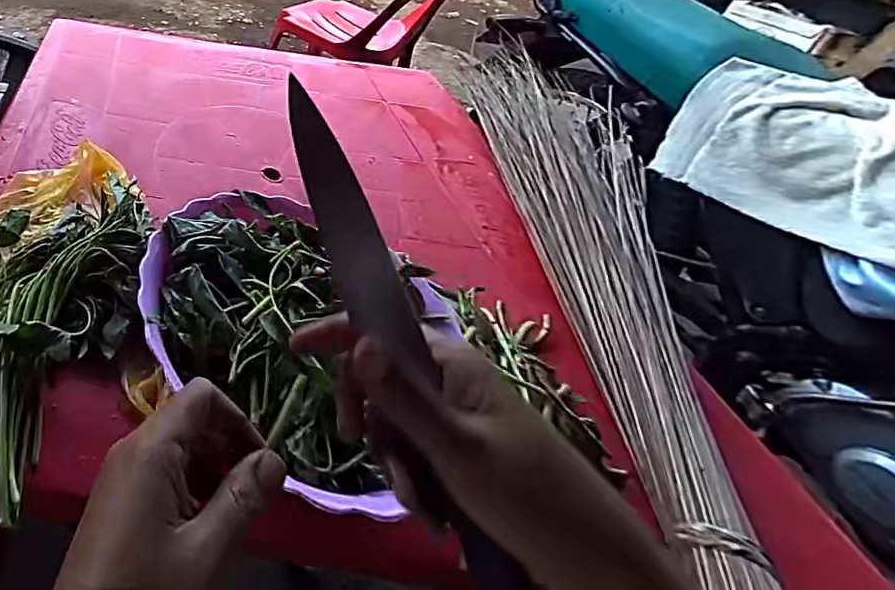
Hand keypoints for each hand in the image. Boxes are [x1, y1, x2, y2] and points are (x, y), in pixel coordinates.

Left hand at [54, 378, 286, 589]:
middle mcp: (133, 445)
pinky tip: (204, 528)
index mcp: (151, 446)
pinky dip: (192, 486)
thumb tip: (275, 459)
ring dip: (213, 471)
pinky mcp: (120, 493)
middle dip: (229, 449)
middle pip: (192, 419)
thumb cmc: (145, 587)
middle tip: (254, 498)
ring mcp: (123, 469)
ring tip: (233, 518)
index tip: (263, 465)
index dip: (239, 420)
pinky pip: (163, 470)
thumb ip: (242, 500)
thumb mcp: (205, 553)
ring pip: (179, 447)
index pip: (202, 395)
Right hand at [291, 315, 688, 589]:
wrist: (600, 568)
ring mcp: (455, 415)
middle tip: (350, 440)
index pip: (380, 328)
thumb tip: (357, 340)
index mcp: (451, 361)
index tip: (295, 348)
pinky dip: (410, 475)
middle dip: (365, 412)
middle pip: (379, 377)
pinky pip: (414, 449)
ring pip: (393, 419)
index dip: (334, 332)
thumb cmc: (530, 498)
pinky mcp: (461, 450)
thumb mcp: (457, 449)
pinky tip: (427, 509)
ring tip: (413, 500)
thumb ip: (401, 396)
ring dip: (391, 457)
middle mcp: (449, 380)